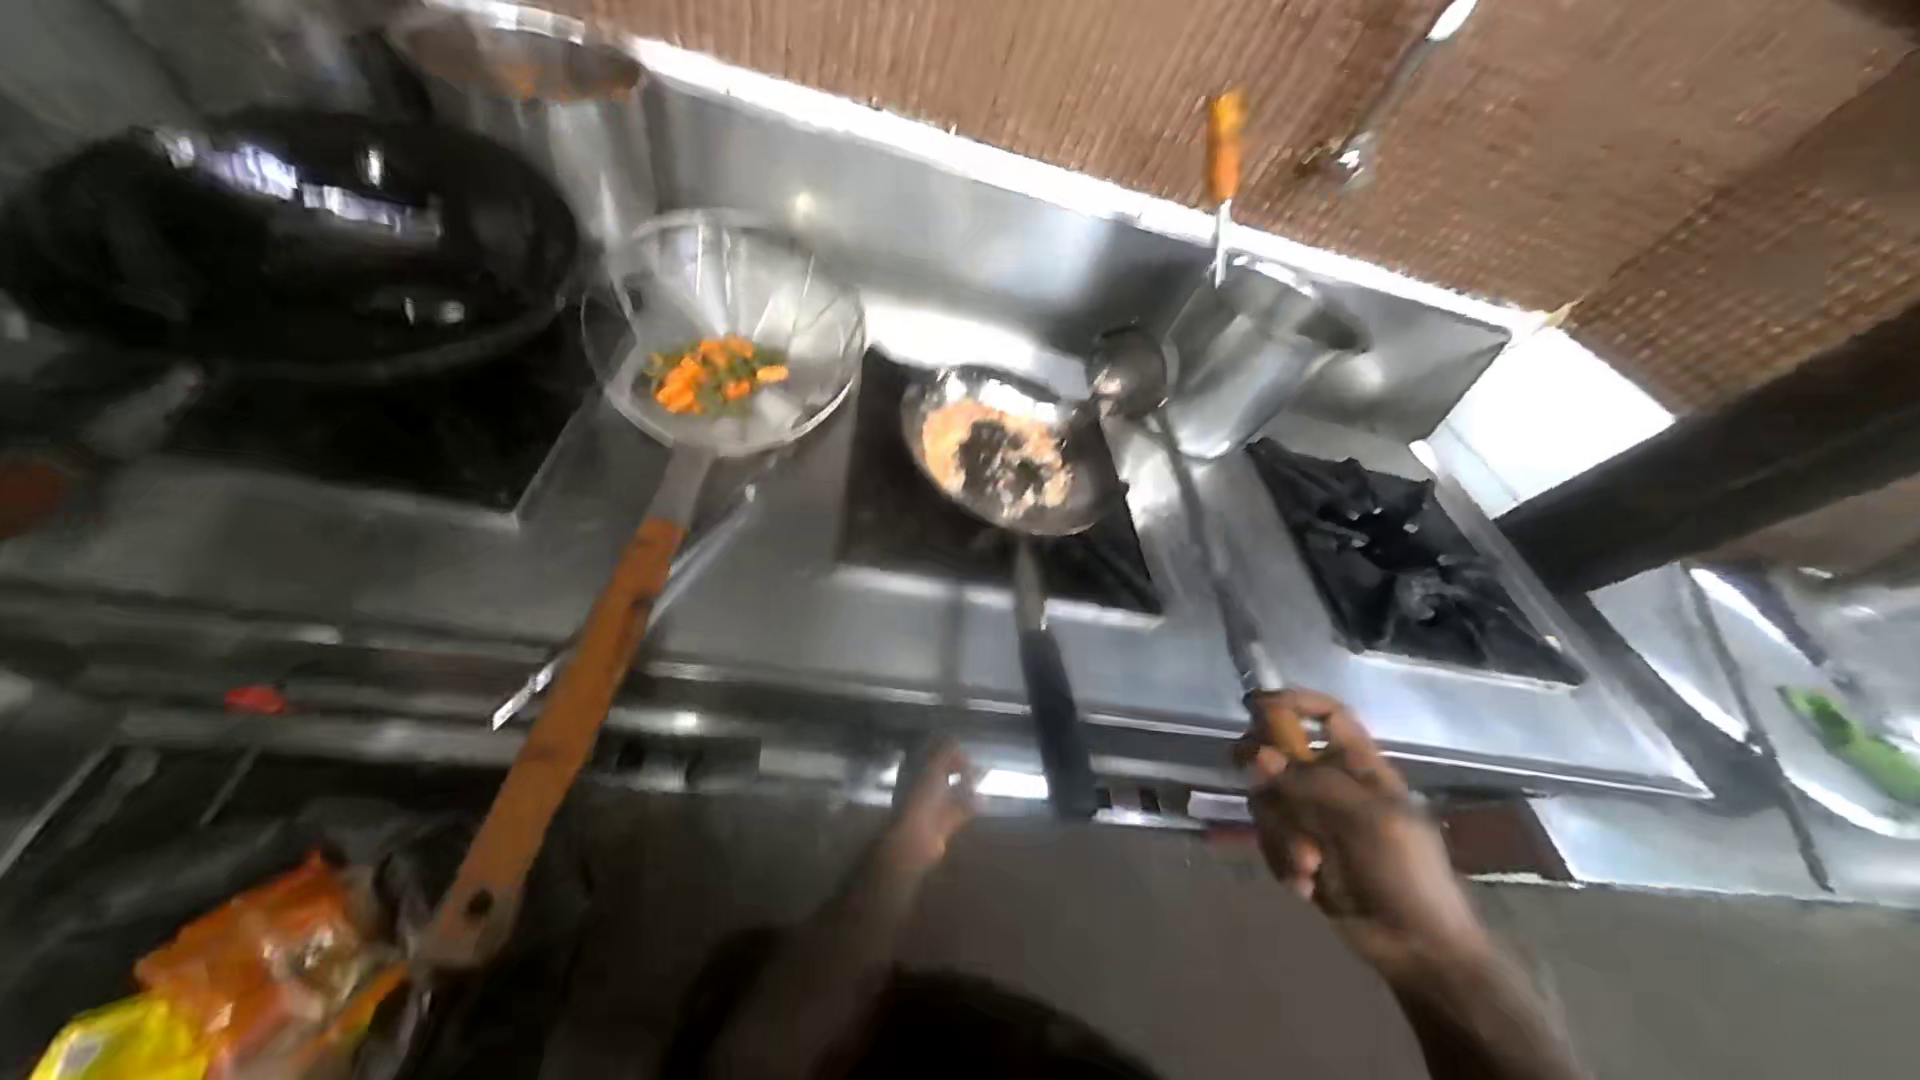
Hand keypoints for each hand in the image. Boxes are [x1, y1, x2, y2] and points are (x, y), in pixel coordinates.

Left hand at [884, 740, 977, 870]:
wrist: (915, 838)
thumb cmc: (920, 796)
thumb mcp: (932, 767)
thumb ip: (945, 752)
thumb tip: (954, 739)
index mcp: (912, 770)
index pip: (927, 752)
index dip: (942, 745)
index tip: (958, 743)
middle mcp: (920, 786)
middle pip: (940, 770)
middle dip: (956, 764)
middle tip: (970, 760)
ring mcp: (932, 805)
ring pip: (952, 789)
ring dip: (967, 782)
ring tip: (983, 773)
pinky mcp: (943, 822)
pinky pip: (960, 809)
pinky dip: (972, 803)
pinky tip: (984, 798)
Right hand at [1237, 690, 1492, 990]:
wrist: (1419, 952)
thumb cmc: (1409, 875)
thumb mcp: (1372, 820)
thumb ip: (1314, 782)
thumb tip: (1260, 755)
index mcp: (1361, 768)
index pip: (1327, 715)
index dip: (1293, 703)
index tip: (1255, 707)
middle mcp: (1331, 785)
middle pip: (1279, 754)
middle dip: (1268, 774)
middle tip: (1259, 782)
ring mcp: (1313, 819)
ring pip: (1267, 800)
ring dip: (1282, 834)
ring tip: (1309, 865)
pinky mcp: (1298, 851)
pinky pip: (1268, 839)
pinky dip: (1281, 860)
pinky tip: (1305, 885)